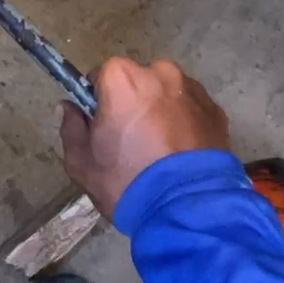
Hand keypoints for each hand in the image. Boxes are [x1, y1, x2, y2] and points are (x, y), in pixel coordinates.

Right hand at [59, 58, 230, 216]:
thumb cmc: (127, 181)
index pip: (100, 76)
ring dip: (160, 111)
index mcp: (122, 78)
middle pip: (137, 81)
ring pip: (166, 93)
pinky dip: (185, 123)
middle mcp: (160, 73)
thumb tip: (66, 107)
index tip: (103, 126)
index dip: (99, 101)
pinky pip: (191, 109)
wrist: (188, 210)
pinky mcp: (216, 110)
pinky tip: (181, 154)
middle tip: (132, 141)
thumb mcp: (82, 162)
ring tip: (161, 151)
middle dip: (132, 103)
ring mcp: (193, 89)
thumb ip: (71, 128)